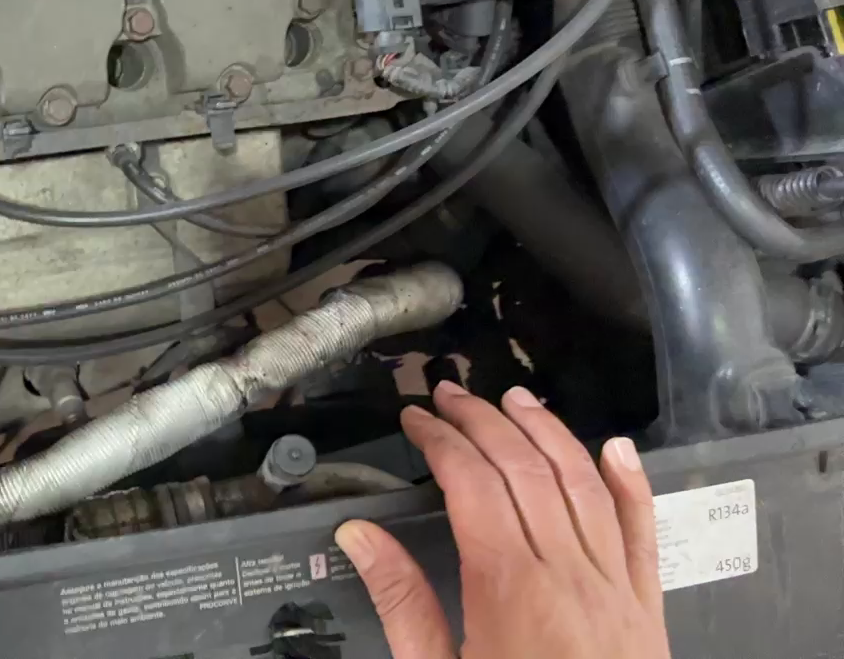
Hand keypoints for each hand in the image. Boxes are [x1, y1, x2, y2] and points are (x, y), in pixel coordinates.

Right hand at [335, 382, 669, 658]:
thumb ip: (401, 600)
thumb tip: (356, 533)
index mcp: (509, 585)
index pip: (472, 482)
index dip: (440, 439)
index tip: (414, 419)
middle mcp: (568, 575)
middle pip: (526, 471)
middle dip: (483, 421)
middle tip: (448, 394)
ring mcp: (616, 590)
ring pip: (584, 487)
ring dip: (547, 433)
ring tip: (514, 398)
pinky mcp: (647, 609)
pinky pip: (643, 535)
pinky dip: (631, 485)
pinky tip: (615, 448)